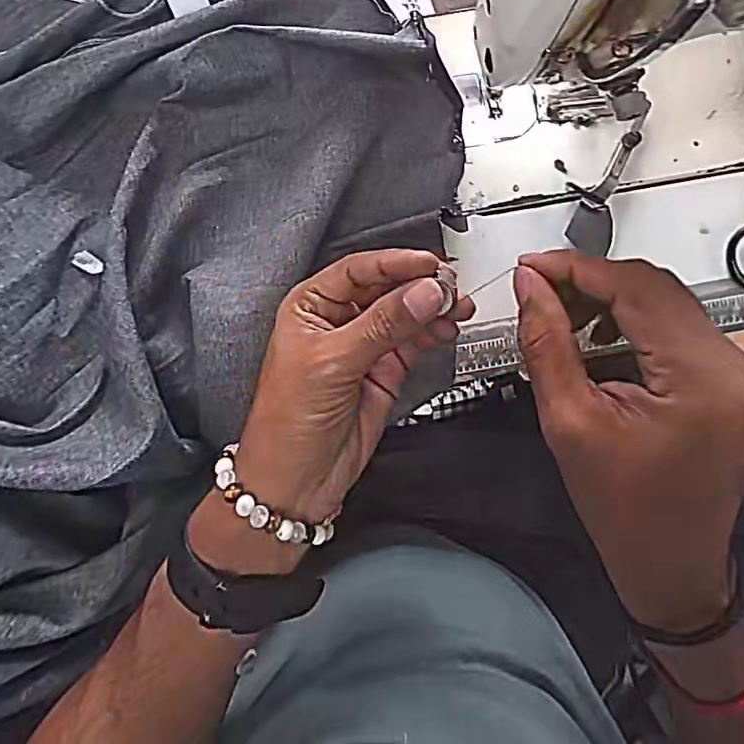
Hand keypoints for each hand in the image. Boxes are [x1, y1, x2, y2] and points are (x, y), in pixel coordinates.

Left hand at [220, 250, 473, 548]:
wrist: (295, 481)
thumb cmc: (286, 421)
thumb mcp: (333, 361)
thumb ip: (382, 325)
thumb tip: (422, 292)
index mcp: (311, 305)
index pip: (358, 269)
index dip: (394, 263)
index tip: (428, 263)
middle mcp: (338, 320)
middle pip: (386, 288)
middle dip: (419, 284)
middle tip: (449, 285)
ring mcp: (364, 345)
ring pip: (405, 313)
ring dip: (433, 307)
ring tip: (457, 305)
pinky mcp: (384, 370)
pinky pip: (414, 341)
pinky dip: (434, 332)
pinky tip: (447, 326)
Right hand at [514, 251, 743, 632]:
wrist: (671, 563)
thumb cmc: (629, 512)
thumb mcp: (568, 420)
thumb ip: (546, 341)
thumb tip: (531, 288)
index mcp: (701, 379)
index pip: (634, 288)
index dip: (575, 268)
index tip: (533, 267)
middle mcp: (730, 368)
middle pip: (651, 285)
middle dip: (587, 279)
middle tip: (538, 287)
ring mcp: (732, 371)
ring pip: (660, 298)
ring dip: (605, 296)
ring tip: (559, 313)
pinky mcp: (722, 377)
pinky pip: (670, 322)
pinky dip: (626, 316)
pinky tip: (592, 333)